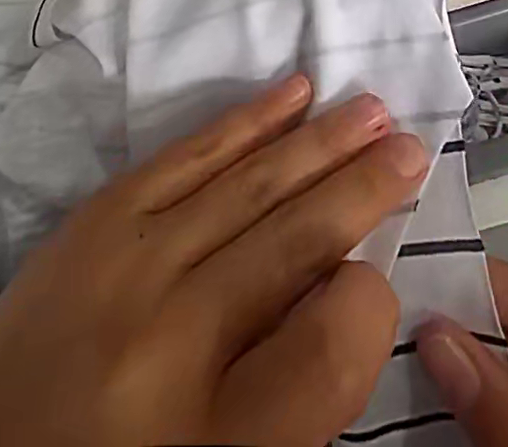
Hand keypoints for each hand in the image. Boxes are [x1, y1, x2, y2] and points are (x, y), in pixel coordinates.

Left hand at [0, 74, 430, 446]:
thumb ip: (296, 392)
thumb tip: (348, 287)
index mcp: (214, 435)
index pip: (331, 343)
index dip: (371, 299)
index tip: (381, 276)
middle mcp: (172, 339)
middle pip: (296, 238)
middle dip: (366, 185)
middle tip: (413, 146)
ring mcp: (127, 264)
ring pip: (251, 182)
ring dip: (320, 141)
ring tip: (371, 110)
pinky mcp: (94, 221)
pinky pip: (187, 155)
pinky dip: (246, 122)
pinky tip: (289, 96)